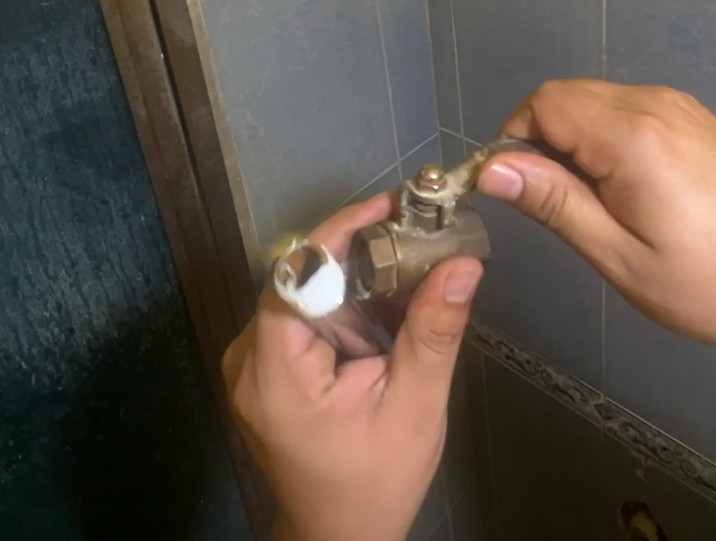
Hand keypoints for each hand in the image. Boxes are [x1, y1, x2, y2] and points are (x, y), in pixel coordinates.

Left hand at [222, 195, 483, 540]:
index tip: (390, 208)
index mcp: (275, 375)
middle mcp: (251, 358)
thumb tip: (464, 264)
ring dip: (360, 269)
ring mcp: (256, 360)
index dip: (339, 233)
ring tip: (412, 254)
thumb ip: (433, 333)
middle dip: (361, 248)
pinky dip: (350, 295)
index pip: (295, 276)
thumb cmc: (374, 482)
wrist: (340, 535)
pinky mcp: (270, 362)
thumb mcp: (415, 409)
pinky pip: (309, 308)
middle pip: (302, 275)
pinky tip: (389, 294)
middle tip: (416, 229)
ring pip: (308, 286)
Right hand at [481, 79, 715, 363]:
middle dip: (543, 140)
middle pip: (567, 95)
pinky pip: (628, 108)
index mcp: (633, 135)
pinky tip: (630, 187)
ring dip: (576, 139)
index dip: (515, 140)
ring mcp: (681, 106)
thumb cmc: (710, 285)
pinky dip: (607, 136)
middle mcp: (656, 103)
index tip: (522, 192)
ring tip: (598, 203)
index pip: (544, 103)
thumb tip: (490, 169)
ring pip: (596, 100)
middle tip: (560, 205)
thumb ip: (553, 202)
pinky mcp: (696, 118)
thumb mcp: (619, 256)